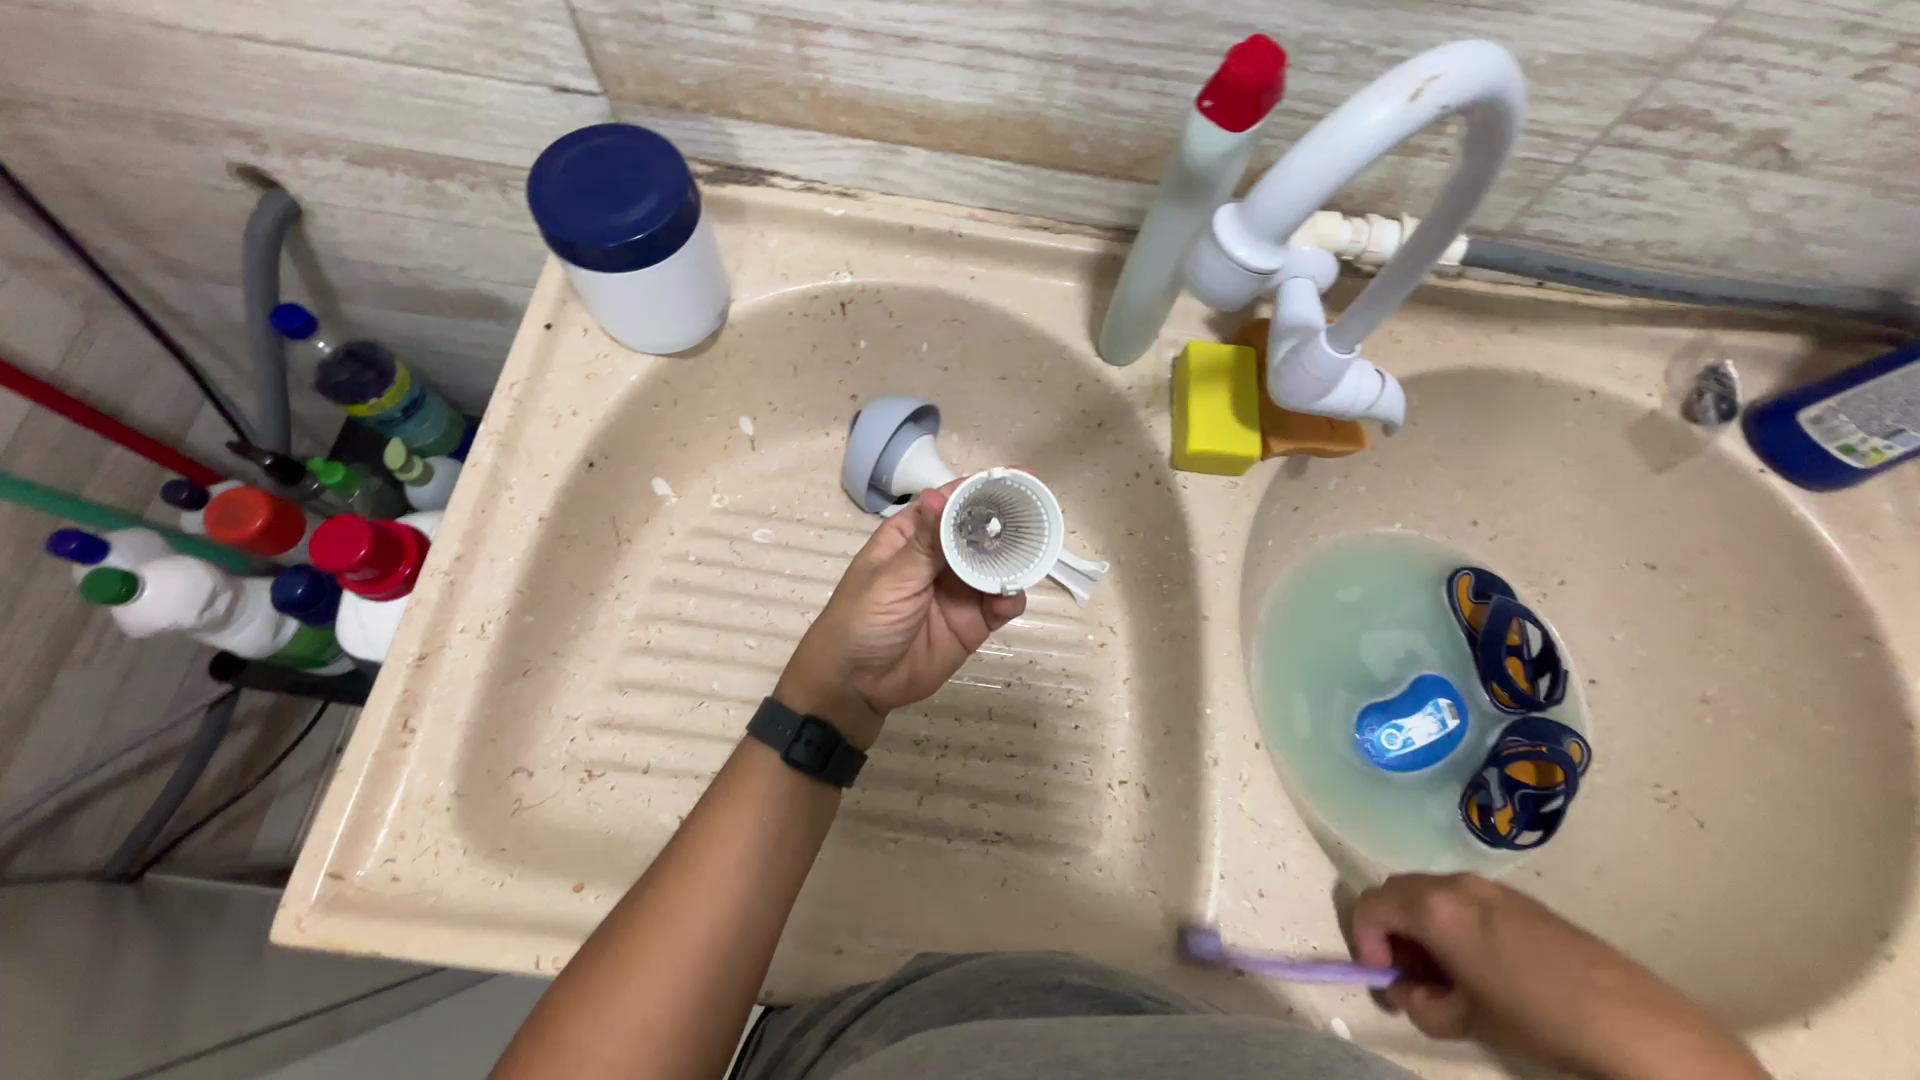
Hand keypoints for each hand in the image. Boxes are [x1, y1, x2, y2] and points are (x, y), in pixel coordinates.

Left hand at [775, 482, 1026, 749]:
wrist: (857, 685)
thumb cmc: (862, 621)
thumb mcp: (891, 578)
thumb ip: (926, 543)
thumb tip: (940, 494)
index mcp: (913, 536)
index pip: (951, 502)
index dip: (982, 489)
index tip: (1018, 477)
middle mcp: (940, 557)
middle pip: (981, 532)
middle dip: (1007, 523)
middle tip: (1036, 518)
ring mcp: (959, 590)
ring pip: (996, 567)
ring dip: (1013, 562)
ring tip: (1028, 559)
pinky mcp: (972, 623)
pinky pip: (999, 604)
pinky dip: (1009, 599)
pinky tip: (1007, 600)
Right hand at [1351, 873, 1769, 1079]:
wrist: (1633, 1022)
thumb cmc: (1536, 1019)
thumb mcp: (1465, 1020)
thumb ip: (1420, 1004)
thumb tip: (1408, 992)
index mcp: (1432, 907)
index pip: (1369, 906)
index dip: (1364, 942)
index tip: (1384, 979)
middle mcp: (1454, 884)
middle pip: (1395, 892)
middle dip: (1390, 931)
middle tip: (1411, 977)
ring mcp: (1491, 889)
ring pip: (1430, 894)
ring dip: (1422, 927)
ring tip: (1449, 975)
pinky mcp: (1521, 901)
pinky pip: (1464, 901)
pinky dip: (1453, 924)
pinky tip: (1486, 967)